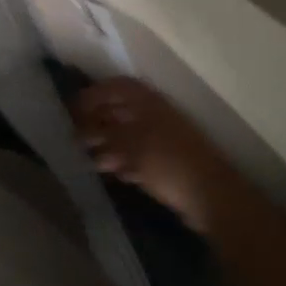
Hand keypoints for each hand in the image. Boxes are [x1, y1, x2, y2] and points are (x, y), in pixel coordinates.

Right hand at [71, 77, 252, 233]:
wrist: (214, 198)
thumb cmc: (167, 161)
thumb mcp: (129, 144)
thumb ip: (103, 133)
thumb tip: (82, 129)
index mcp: (147, 102)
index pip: (115, 87)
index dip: (92, 95)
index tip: (72, 109)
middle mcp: (155, 115)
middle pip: (119, 112)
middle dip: (96, 123)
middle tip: (76, 137)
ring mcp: (164, 140)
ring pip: (127, 136)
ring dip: (107, 145)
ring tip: (90, 159)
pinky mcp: (169, 164)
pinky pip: (139, 156)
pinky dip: (124, 162)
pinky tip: (114, 172)